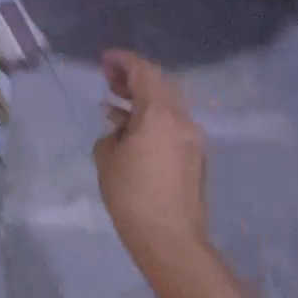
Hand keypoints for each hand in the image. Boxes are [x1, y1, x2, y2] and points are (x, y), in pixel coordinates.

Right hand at [93, 50, 208, 258]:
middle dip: (134, 77)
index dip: (123, 61)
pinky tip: (129, 129)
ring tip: (113, 104)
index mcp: (160, 115)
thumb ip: (114, 130)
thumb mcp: (107, 153)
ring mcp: (193, 141)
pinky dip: (151, 116)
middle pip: (161, 85)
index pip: (144, 72)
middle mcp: (183, 122)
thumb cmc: (130, 191)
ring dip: (142, 98)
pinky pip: (172, 124)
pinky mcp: (194, 159)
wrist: (169, 237)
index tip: (103, 60)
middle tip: (108, 78)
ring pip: (168, 105)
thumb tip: (123, 128)